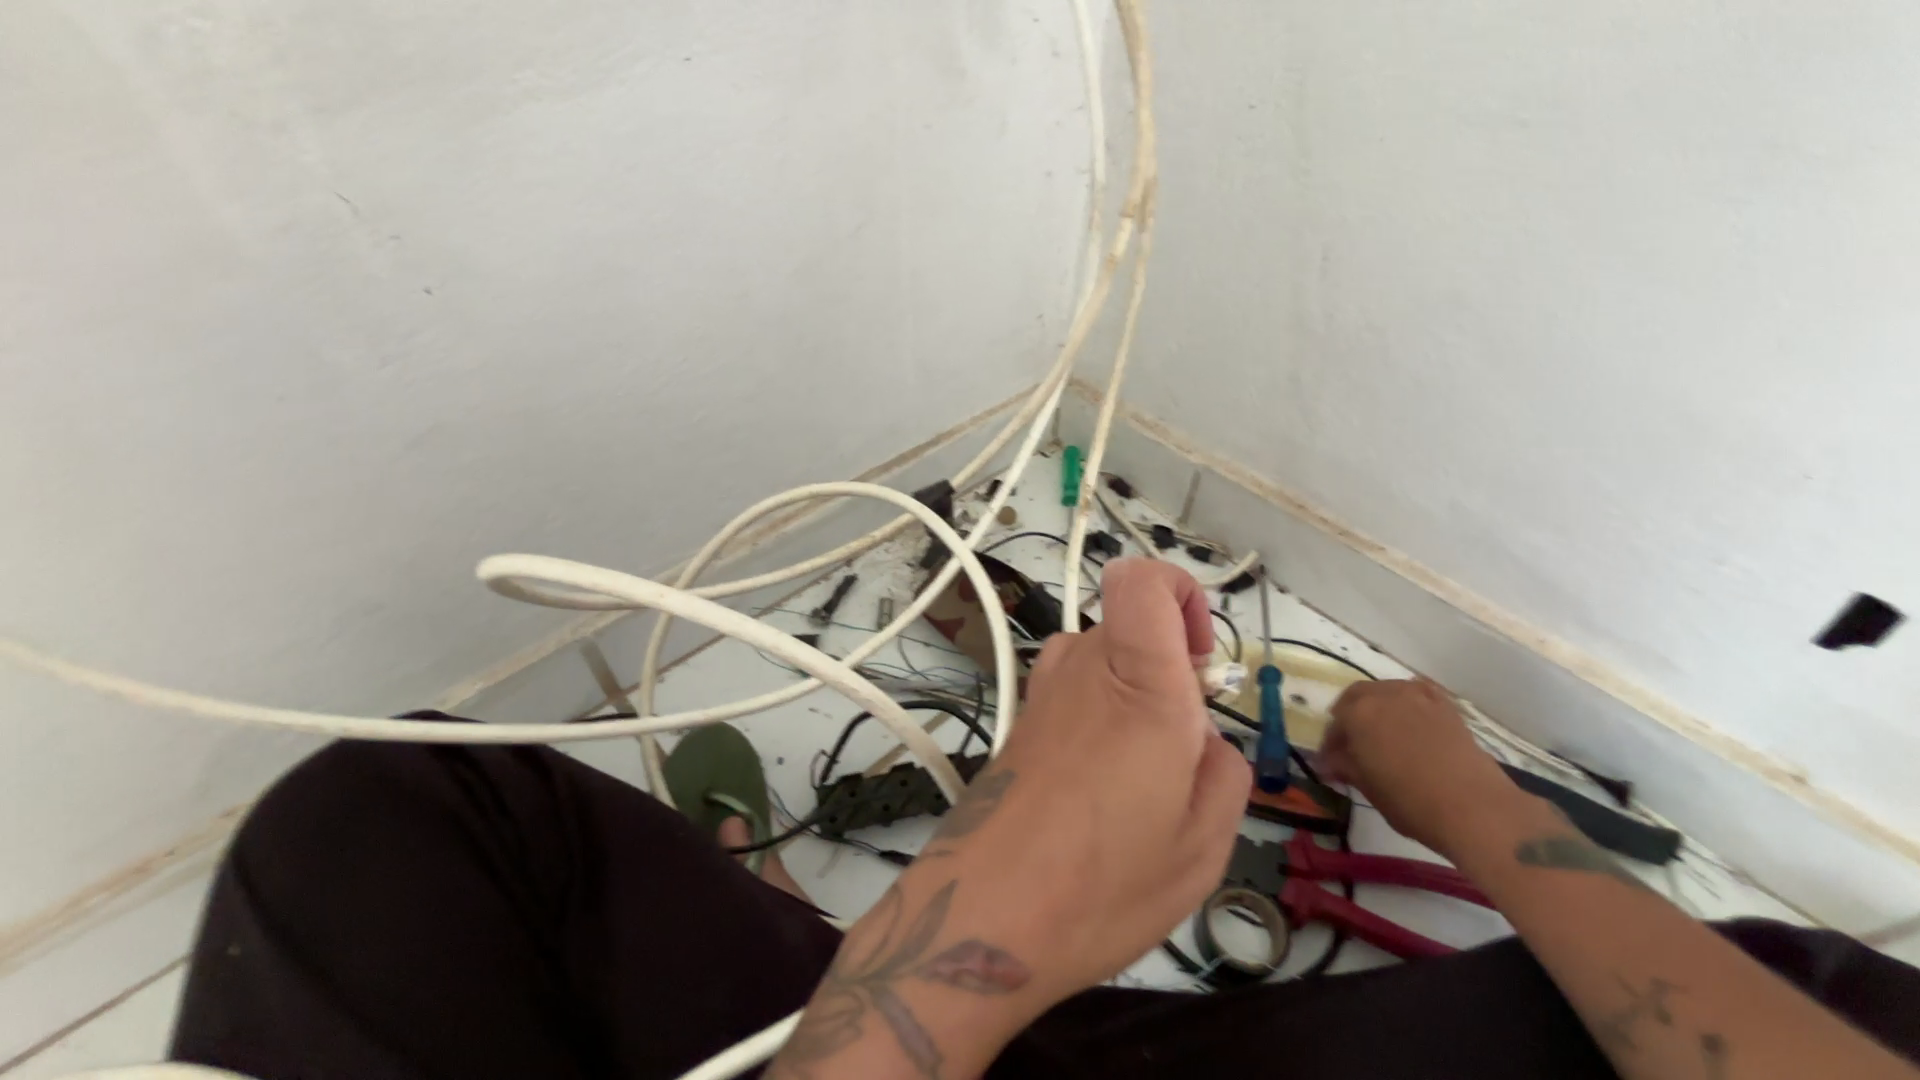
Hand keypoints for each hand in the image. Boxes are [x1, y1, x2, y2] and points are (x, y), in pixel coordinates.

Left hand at [941, 557, 1250, 998]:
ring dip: (1131, 704)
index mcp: (1140, 681)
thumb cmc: (1106, 881)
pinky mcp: (1018, 725)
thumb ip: (1222, 768)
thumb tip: (1198, 737)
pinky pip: (1072, 698)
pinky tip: (1096, 797)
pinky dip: (1097, 726)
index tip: (1198, 660)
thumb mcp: (1205, 841)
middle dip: (1168, 676)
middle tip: (1178, 758)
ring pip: (1101, 665)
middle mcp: (1082, 669)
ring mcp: (1042, 695)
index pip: (1142, 579)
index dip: (1180, 595)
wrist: (984, 917)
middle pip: (1130, 630)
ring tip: (1139, 786)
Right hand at [1320, 677, 1519, 858]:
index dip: (1330, 745)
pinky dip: (1409, 702)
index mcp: (1358, 714)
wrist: (1475, 808)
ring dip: (1378, 707)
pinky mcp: (1447, 707)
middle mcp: (1385, 695)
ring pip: (1388, 691)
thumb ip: (1346, 767)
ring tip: (1382, 733)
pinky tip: (1411, 719)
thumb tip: (1330, 763)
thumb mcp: (1368, 788)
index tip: (1331, 764)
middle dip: (1350, 717)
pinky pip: (1418, 693)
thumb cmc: (1411, 801)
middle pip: (1357, 697)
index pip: (1334, 725)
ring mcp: (1419, 697)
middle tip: (1351, 744)